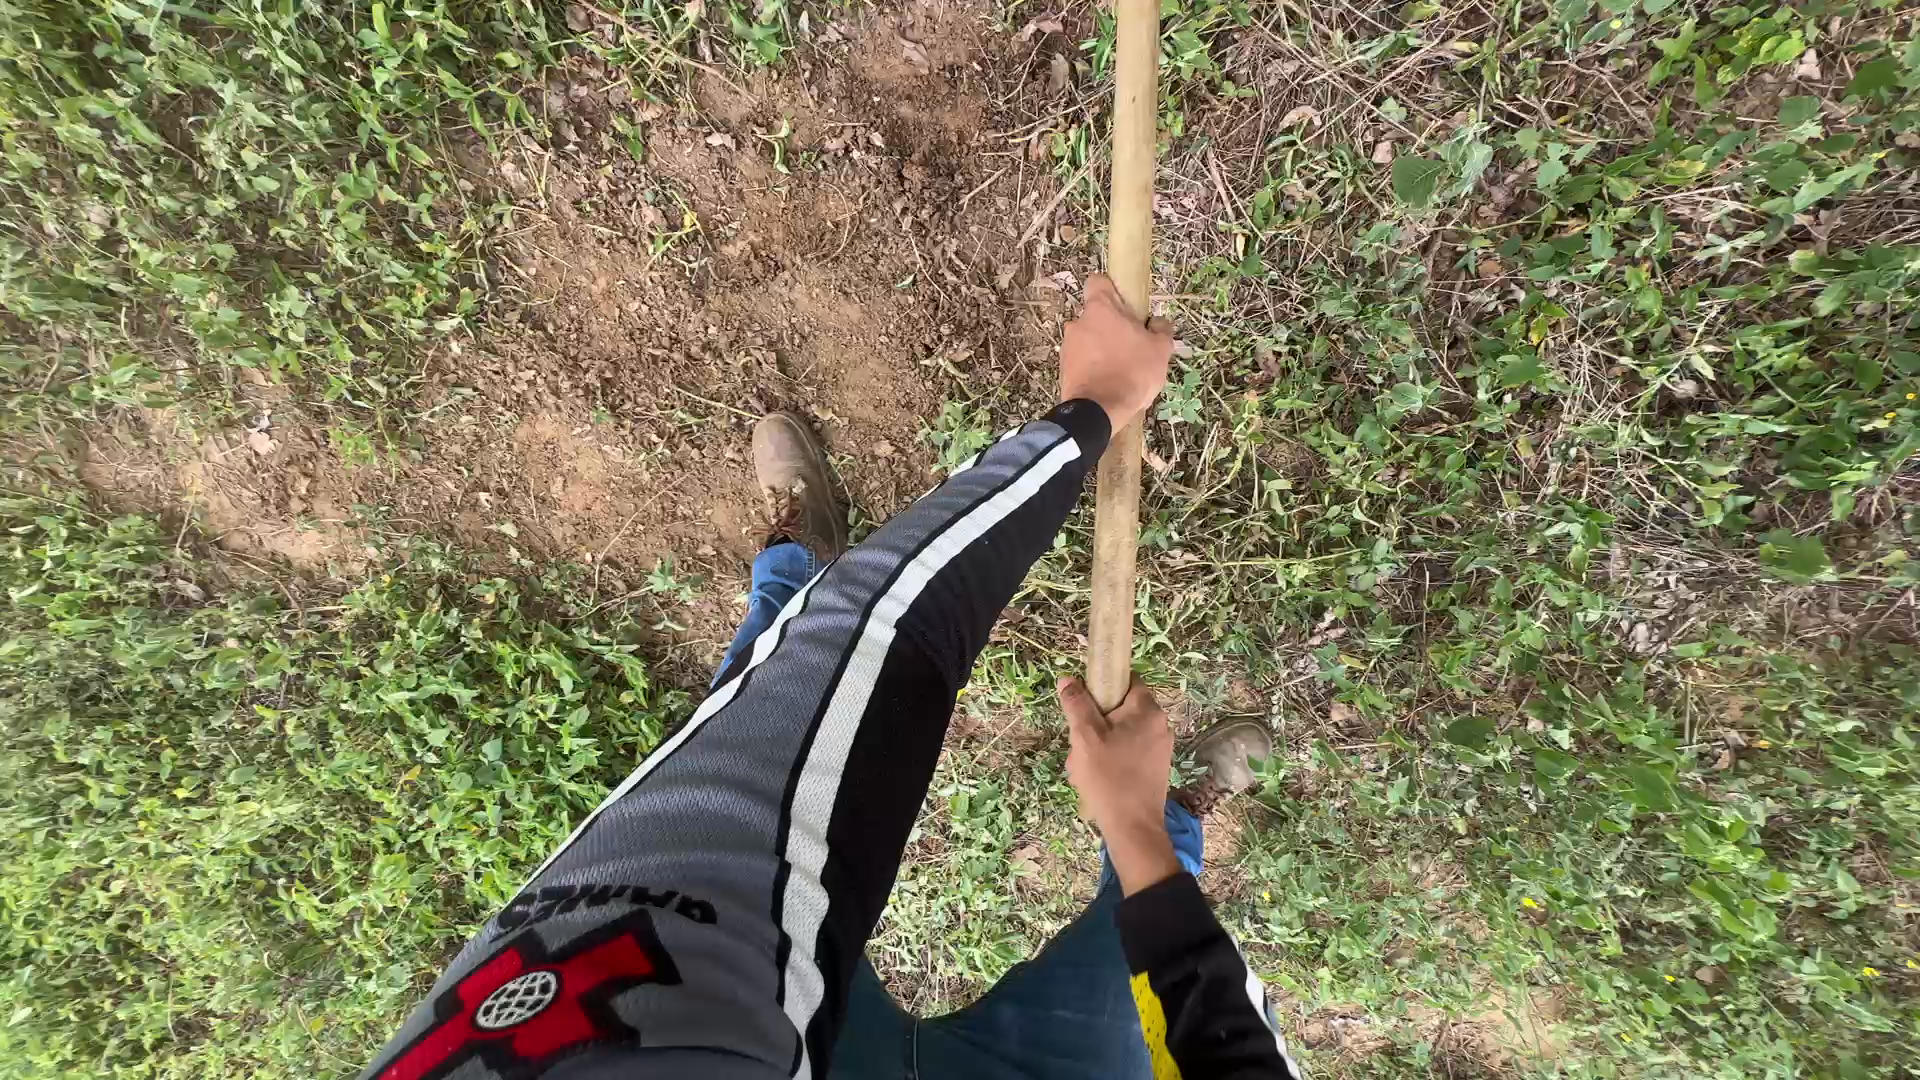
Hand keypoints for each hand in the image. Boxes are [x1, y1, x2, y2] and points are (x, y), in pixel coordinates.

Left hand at [1059, 274, 1172, 429]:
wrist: (1097, 412)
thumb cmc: (1131, 372)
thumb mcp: (1160, 350)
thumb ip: (1161, 330)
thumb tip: (1158, 323)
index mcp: (1099, 309)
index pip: (1098, 282)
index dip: (1113, 289)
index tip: (1126, 306)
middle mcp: (1077, 323)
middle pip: (1096, 316)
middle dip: (1112, 327)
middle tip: (1132, 345)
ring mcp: (1066, 348)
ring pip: (1089, 340)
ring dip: (1102, 349)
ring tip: (1122, 369)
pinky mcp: (1063, 370)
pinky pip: (1082, 361)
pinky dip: (1093, 368)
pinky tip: (1109, 383)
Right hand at [1059, 674, 1182, 894]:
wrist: (1133, 829)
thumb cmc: (1109, 778)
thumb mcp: (1085, 737)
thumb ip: (1076, 704)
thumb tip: (1067, 679)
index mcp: (1148, 711)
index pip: (1125, 680)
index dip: (1101, 686)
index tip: (1082, 703)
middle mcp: (1160, 725)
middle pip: (1120, 708)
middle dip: (1094, 722)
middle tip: (1078, 742)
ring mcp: (1159, 748)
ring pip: (1119, 732)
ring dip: (1097, 743)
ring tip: (1082, 765)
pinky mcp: (1155, 767)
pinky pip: (1127, 751)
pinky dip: (1109, 758)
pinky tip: (1094, 777)